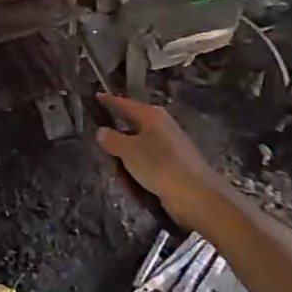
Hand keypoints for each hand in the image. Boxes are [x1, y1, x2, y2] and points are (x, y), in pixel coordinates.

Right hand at [95, 94, 236, 233]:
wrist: (196, 195)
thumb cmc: (160, 166)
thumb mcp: (129, 151)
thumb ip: (112, 139)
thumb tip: (102, 131)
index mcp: (151, 116)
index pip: (124, 104)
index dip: (109, 101)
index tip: (95, 96)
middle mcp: (161, 126)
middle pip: (131, 125)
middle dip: (115, 134)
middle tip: (99, 142)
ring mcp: (168, 146)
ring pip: (138, 146)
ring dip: (125, 157)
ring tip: (113, 167)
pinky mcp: (172, 164)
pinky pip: (147, 162)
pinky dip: (137, 169)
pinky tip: (130, 181)